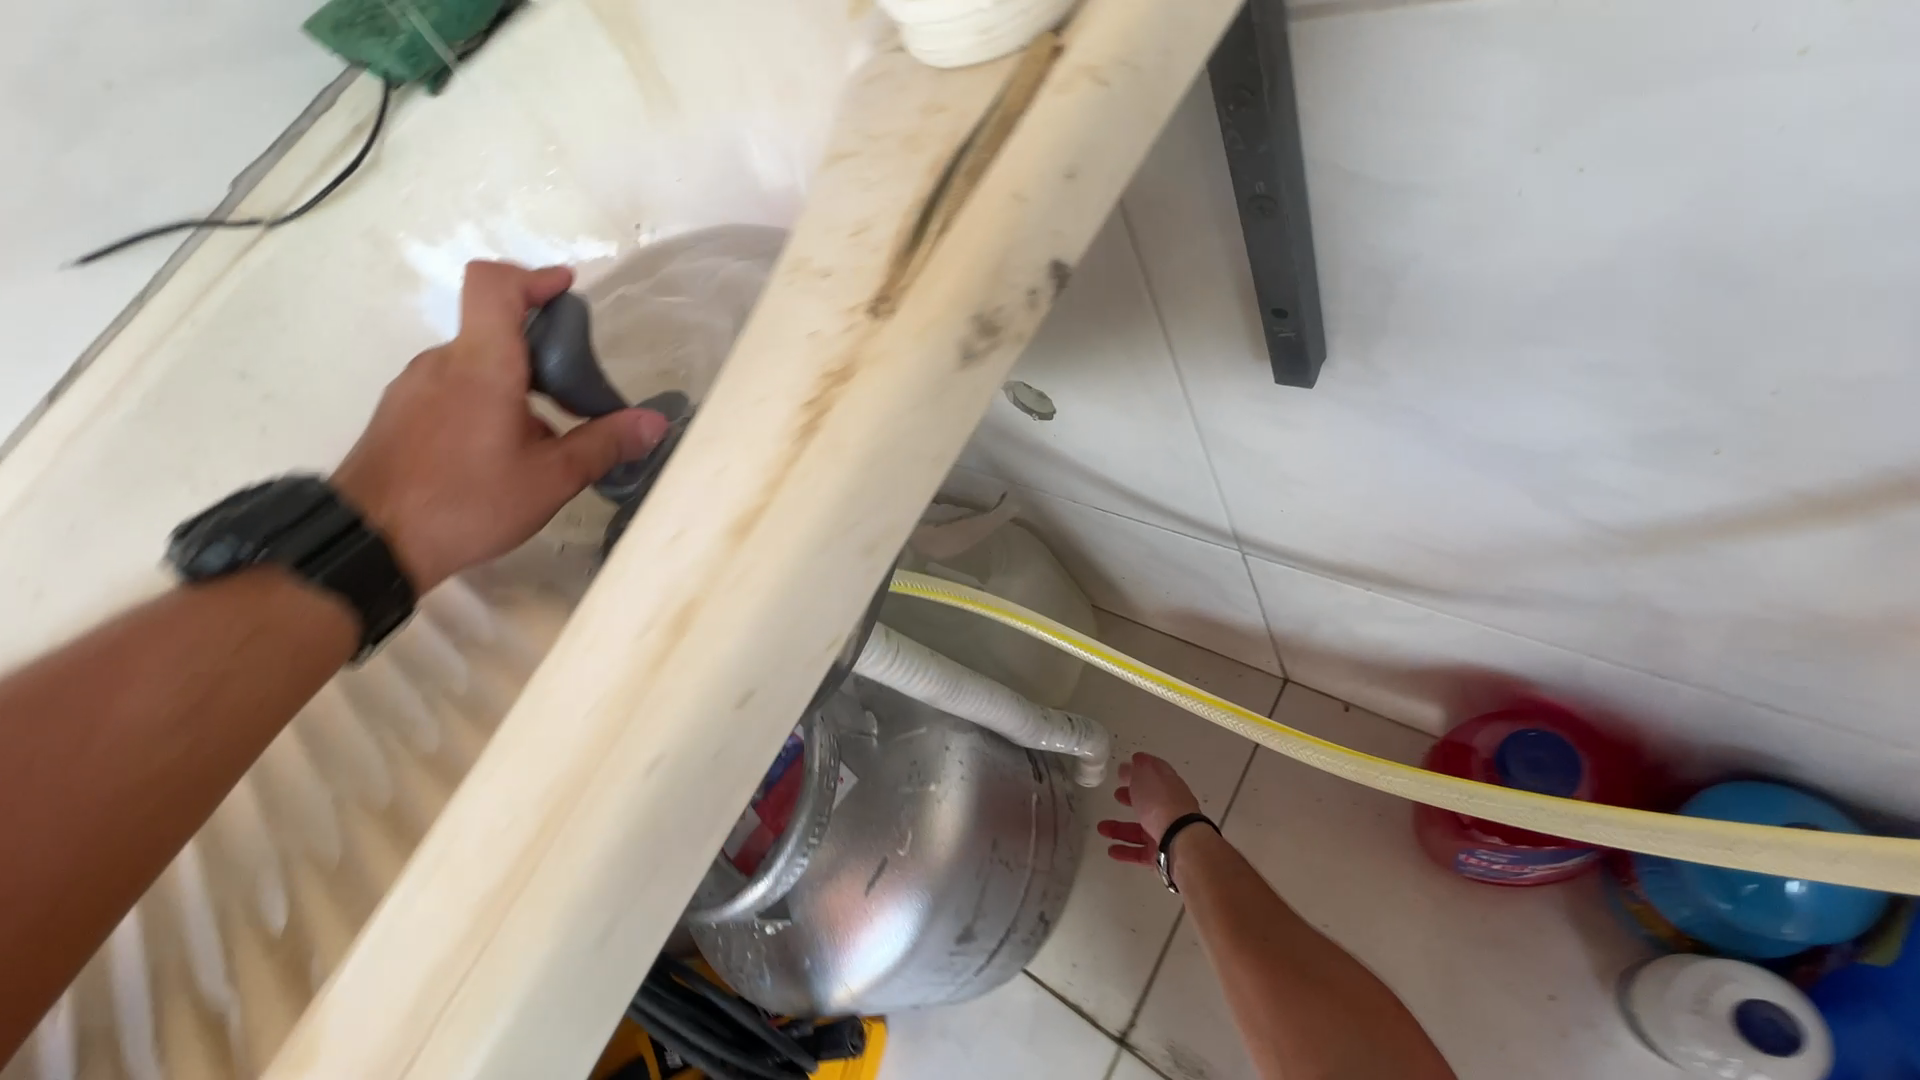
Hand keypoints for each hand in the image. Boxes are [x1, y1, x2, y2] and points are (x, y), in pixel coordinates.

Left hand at [332, 261, 670, 590]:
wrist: (370, 542)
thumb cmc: (467, 502)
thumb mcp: (551, 479)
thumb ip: (604, 443)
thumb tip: (655, 422)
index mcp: (483, 364)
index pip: (495, 284)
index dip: (534, 277)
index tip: (569, 291)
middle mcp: (443, 362)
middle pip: (498, 330)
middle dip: (547, 353)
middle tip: (581, 398)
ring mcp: (415, 385)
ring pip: (478, 365)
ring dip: (519, 384)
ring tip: (547, 437)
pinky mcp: (401, 412)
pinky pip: (454, 388)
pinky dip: (489, 401)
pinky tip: (503, 453)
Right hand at [1097, 752, 1202, 866]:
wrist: (1181, 841)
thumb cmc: (1161, 803)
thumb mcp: (1144, 776)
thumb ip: (1135, 769)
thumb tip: (1129, 765)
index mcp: (1169, 786)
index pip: (1155, 775)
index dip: (1140, 771)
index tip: (1125, 770)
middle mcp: (1171, 809)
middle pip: (1149, 802)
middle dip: (1132, 798)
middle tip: (1117, 794)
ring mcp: (1168, 833)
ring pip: (1141, 829)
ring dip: (1120, 828)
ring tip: (1102, 828)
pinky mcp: (1162, 855)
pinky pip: (1141, 852)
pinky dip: (1126, 851)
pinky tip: (1111, 850)